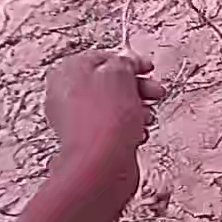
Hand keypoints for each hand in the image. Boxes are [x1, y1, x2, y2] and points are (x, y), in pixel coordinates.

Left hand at [44, 50, 164, 185]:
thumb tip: (126, 63)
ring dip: (136, 108)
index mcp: (67, 73)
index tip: (148, 68)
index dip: (129, 62)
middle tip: (155, 91)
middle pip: (109, 83)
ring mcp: (77, 120)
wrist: (104, 162)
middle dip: (137, 87)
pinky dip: (129, 127)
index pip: (102, 58)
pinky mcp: (90, 141)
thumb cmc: (105, 119)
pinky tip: (139, 131)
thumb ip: (123, 62)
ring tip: (148, 116)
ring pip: (114, 107)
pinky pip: (114, 127)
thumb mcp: (119, 75)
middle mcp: (66, 96)